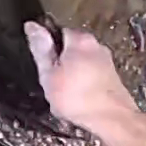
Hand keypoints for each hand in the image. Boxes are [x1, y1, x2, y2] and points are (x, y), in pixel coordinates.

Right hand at [24, 23, 144, 140]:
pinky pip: (92, 74)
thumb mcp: (49, 74)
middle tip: (54, 81)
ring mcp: (107, 61)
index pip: (58, 31)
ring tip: (68, 93)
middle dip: (62, 61)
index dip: (48, 49)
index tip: (46, 66)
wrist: (112, 119)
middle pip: (71, 47)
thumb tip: (32, 26)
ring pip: (82, 62)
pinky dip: (85, 83)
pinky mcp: (113, 76)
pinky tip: (81, 98)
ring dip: (74, 74)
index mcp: (80, 39)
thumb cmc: (77, 98)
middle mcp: (97, 45)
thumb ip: (40, 48)